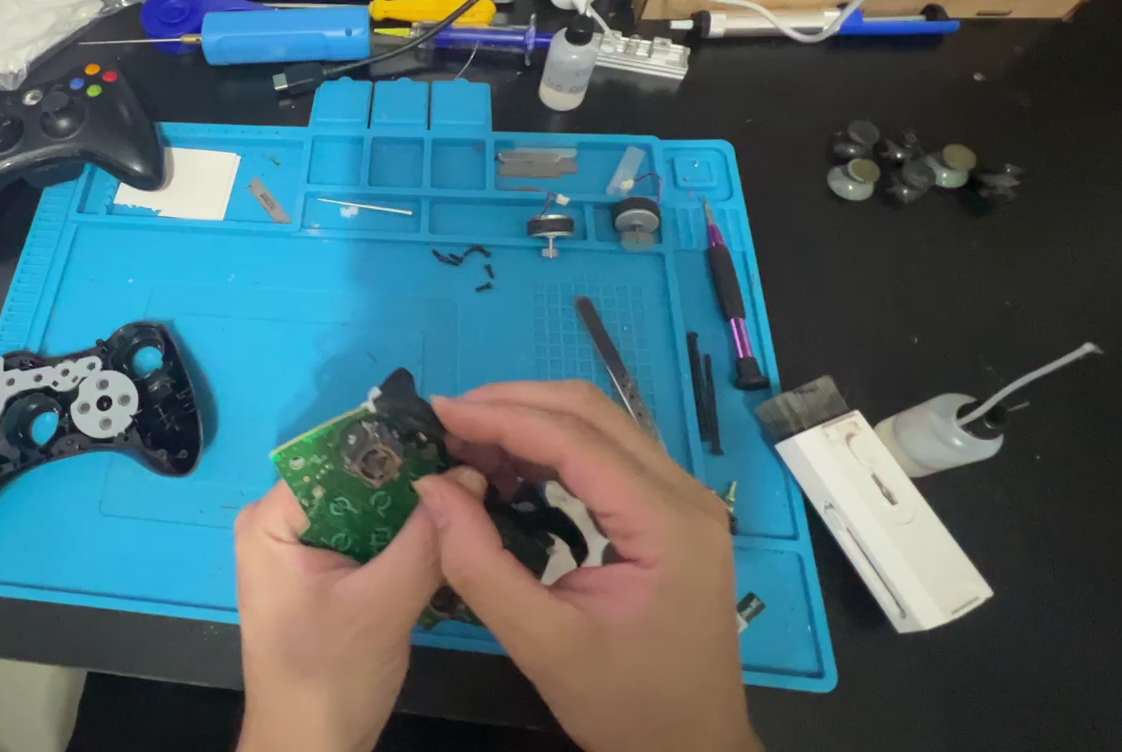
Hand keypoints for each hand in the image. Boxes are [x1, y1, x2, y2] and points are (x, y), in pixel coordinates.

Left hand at [234, 469, 483, 751]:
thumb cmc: (329, 679)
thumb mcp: (382, 606)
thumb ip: (425, 539)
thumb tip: (470, 473)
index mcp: (272, 517)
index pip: (335, 457)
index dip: (392, 449)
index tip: (451, 443)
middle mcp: (282, 519)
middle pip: (352, 480)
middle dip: (408, 479)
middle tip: (470, 469)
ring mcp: (303, 545)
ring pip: (366, 506)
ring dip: (411, 507)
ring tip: (467, 492)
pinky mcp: (325, 569)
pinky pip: (368, 534)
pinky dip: (403, 535)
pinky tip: (445, 529)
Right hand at [411, 381, 757, 751]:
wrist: (691, 748)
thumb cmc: (624, 706)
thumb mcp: (541, 644)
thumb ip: (478, 562)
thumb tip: (431, 485)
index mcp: (667, 523)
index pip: (575, 440)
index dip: (501, 417)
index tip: (440, 412)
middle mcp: (682, 492)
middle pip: (588, 411)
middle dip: (511, 404)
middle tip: (448, 421)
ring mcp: (678, 494)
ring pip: (594, 420)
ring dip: (527, 418)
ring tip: (469, 442)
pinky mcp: (663, 503)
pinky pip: (600, 447)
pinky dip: (547, 443)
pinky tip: (508, 464)